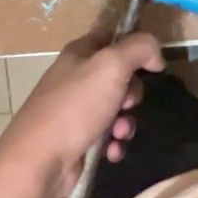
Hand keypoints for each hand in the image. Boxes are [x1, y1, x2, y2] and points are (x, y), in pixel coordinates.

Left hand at [0, 31, 163, 197]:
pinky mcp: (77, 138)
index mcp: (79, 54)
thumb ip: (139, 49)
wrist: (40, 159)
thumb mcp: (111, 66)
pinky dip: (113, 144)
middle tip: (126, 104)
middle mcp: (75, 78)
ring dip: (125, 123)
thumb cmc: (76, 107)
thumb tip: (157, 55)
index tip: (151, 65)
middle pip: (120, 78)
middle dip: (132, 94)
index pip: (112, 38)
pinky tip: (109, 151)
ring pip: (116, 110)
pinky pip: (107, 136)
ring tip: (117, 134)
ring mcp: (75, 110)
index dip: (134, 48)